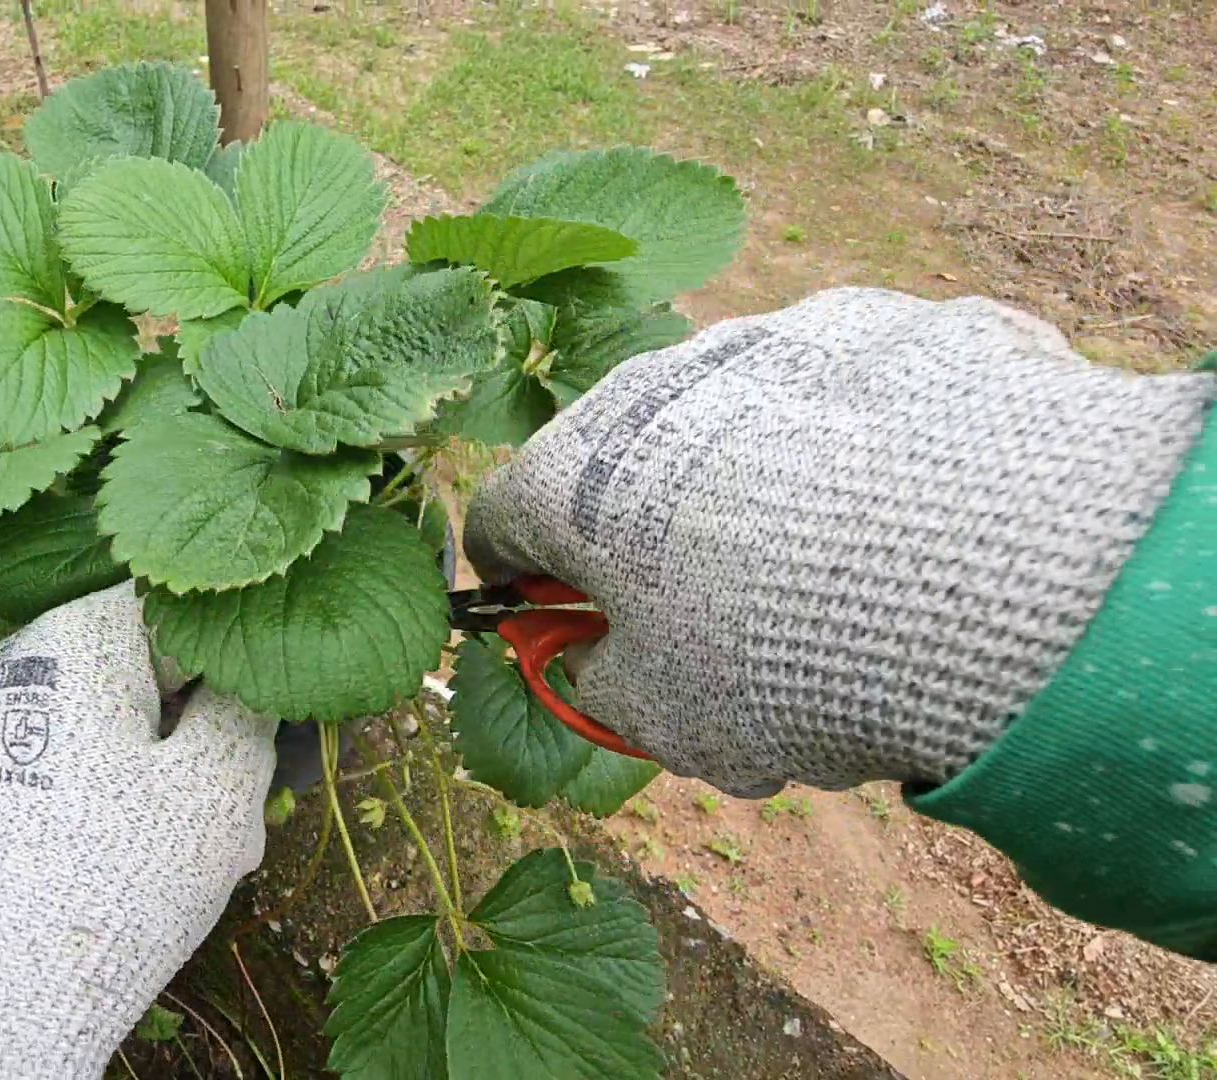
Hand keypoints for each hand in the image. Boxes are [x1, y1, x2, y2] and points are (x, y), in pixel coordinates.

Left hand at [0, 583, 277, 1079]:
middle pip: (151, 679)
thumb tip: (246, 680)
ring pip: (120, 735)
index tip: (269, 731)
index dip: (238, 666)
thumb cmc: (105, 884)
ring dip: (174, 786)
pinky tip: (144, 872)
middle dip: (209, 742)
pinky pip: (75, 775)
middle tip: (244, 815)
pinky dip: (120, 807)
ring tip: (207, 859)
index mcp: (77, 638)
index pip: (183, 610)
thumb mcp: (215, 786)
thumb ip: (247, 710)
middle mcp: (25, 669)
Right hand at [465, 287, 1211, 796]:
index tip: (549, 610)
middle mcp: (631, 393)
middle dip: (620, 531)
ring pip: (698, 420)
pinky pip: (810, 385)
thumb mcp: (652, 715)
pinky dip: (822, 434)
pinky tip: (879, 493)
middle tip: (682, 597)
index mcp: (558, 482)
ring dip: (716, 478)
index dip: (512, 576)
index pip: (493, 525)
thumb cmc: (770, 654)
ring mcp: (743, 345)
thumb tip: (594, 660)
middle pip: (596, 468)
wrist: (996, 577)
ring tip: (801, 547)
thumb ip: (594, 682)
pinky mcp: (854, 321)